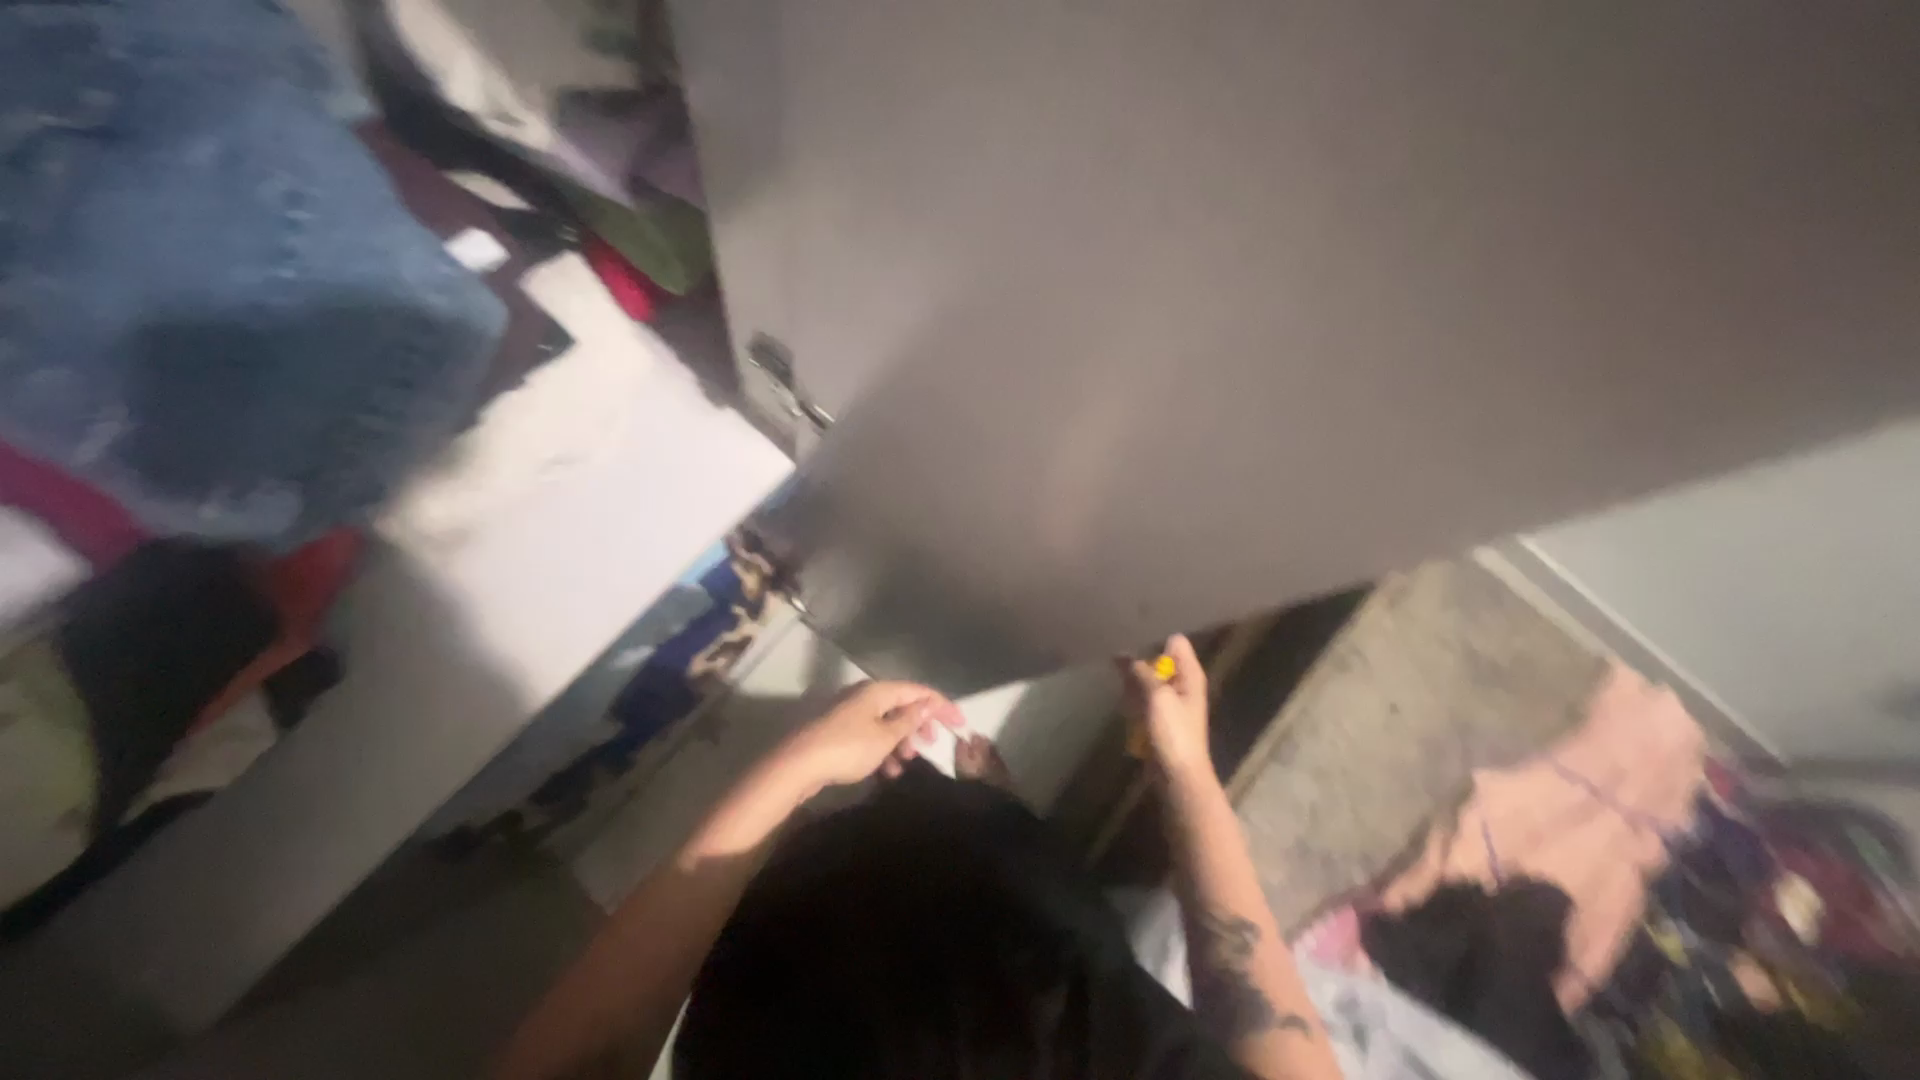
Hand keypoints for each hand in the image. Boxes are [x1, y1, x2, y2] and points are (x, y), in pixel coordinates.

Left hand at [773, 680, 965, 795]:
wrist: (798, 764)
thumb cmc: (848, 748)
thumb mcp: (885, 737)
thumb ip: (910, 720)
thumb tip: (929, 703)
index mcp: (879, 691)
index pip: (919, 691)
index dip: (942, 706)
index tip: (960, 725)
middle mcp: (865, 695)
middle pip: (902, 705)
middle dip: (919, 726)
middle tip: (931, 745)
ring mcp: (850, 713)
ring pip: (886, 723)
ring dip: (901, 742)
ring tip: (906, 763)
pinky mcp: (840, 731)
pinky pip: (871, 736)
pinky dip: (883, 751)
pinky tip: (887, 772)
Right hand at [1119, 633, 1213, 780]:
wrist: (1177, 776)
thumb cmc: (1174, 734)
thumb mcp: (1157, 696)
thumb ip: (1142, 672)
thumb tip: (1125, 653)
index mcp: (1190, 675)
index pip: (1175, 642)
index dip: (1156, 635)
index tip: (1131, 632)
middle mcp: (1182, 683)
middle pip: (1159, 659)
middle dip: (1139, 655)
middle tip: (1114, 646)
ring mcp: (1169, 701)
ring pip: (1147, 678)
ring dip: (1132, 676)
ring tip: (1112, 665)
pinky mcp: (1158, 717)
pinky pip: (1142, 698)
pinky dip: (1132, 695)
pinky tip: (1118, 692)